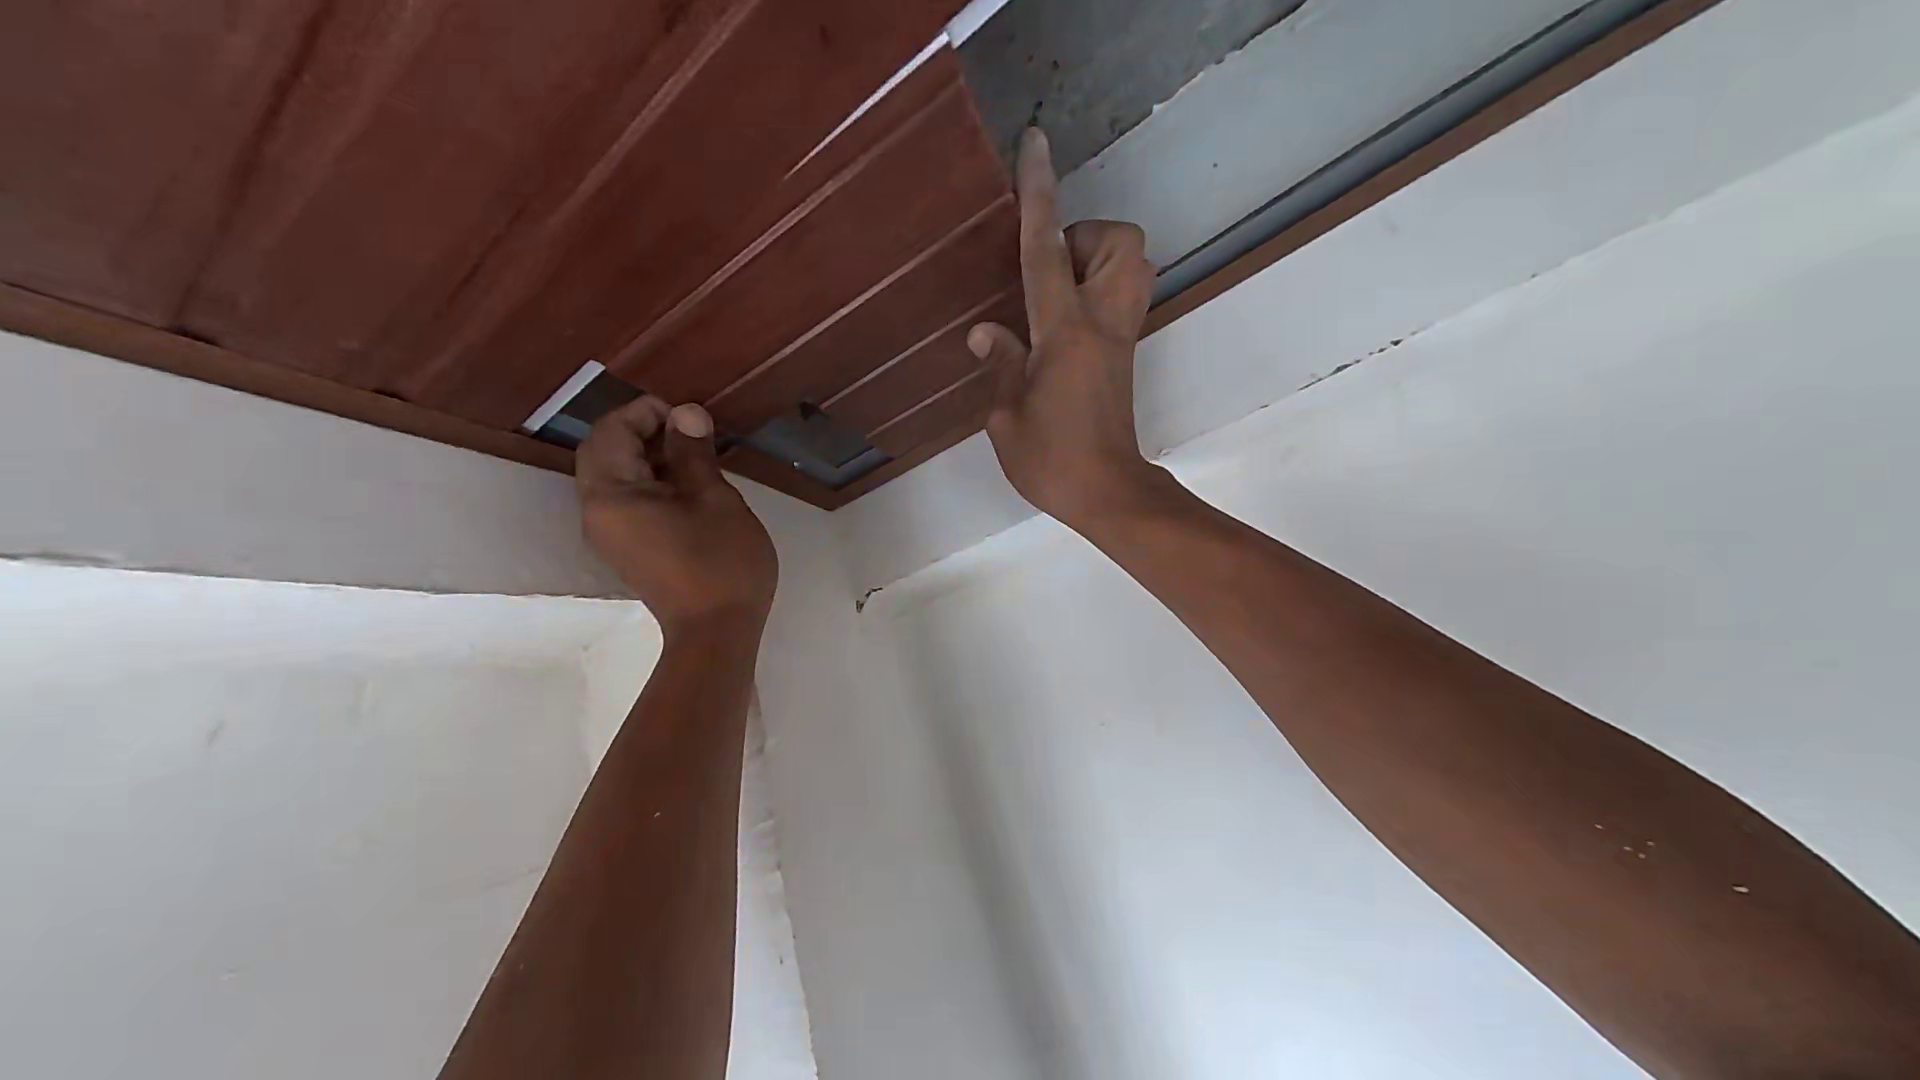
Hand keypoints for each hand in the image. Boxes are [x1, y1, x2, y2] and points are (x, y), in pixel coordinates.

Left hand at [576, 396, 776, 633]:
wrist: (717, 633)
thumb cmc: (721, 562)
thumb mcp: (715, 499)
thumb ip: (693, 453)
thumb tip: (685, 414)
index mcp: (611, 495)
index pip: (610, 432)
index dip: (645, 413)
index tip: (688, 414)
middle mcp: (597, 513)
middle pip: (605, 453)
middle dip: (644, 433)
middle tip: (693, 431)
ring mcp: (610, 535)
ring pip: (617, 478)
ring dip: (649, 458)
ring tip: (696, 455)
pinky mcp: (628, 550)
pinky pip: (628, 502)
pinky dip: (651, 484)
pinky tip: (688, 487)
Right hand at [967, 127, 1164, 530]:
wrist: (1108, 493)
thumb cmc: (1051, 461)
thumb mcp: (1007, 417)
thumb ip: (1002, 365)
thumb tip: (986, 332)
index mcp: (1064, 333)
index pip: (1047, 251)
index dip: (1039, 195)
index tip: (1035, 146)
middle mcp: (1102, 324)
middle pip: (1121, 241)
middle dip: (1086, 235)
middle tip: (1047, 272)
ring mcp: (1120, 338)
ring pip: (1133, 265)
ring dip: (1096, 260)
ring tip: (1053, 297)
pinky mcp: (1125, 355)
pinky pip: (1122, 298)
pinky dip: (1096, 290)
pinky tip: (1061, 327)